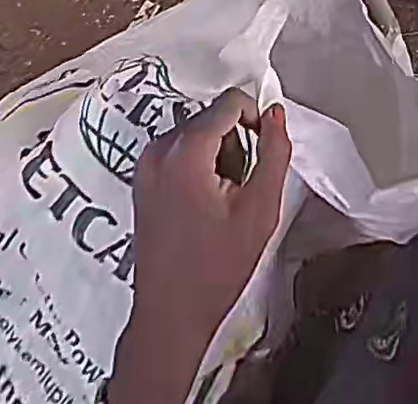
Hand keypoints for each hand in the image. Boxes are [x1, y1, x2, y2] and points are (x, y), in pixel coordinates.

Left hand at [110, 90, 290, 403]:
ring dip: (218, 155)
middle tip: (242, 188)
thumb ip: (274, 153)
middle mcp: (159, 148)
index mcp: (185, 152)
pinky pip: (180, 149)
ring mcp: (146, 161)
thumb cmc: (215, 269)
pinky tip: (204, 203)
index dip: (256, 118)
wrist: (171, 314)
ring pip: (198, 132)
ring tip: (224, 200)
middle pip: (213, 117)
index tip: (266, 147)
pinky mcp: (142, 175)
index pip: (229, 103)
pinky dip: (198, 164)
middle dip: (236, 144)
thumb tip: (275, 113)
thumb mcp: (260, 209)